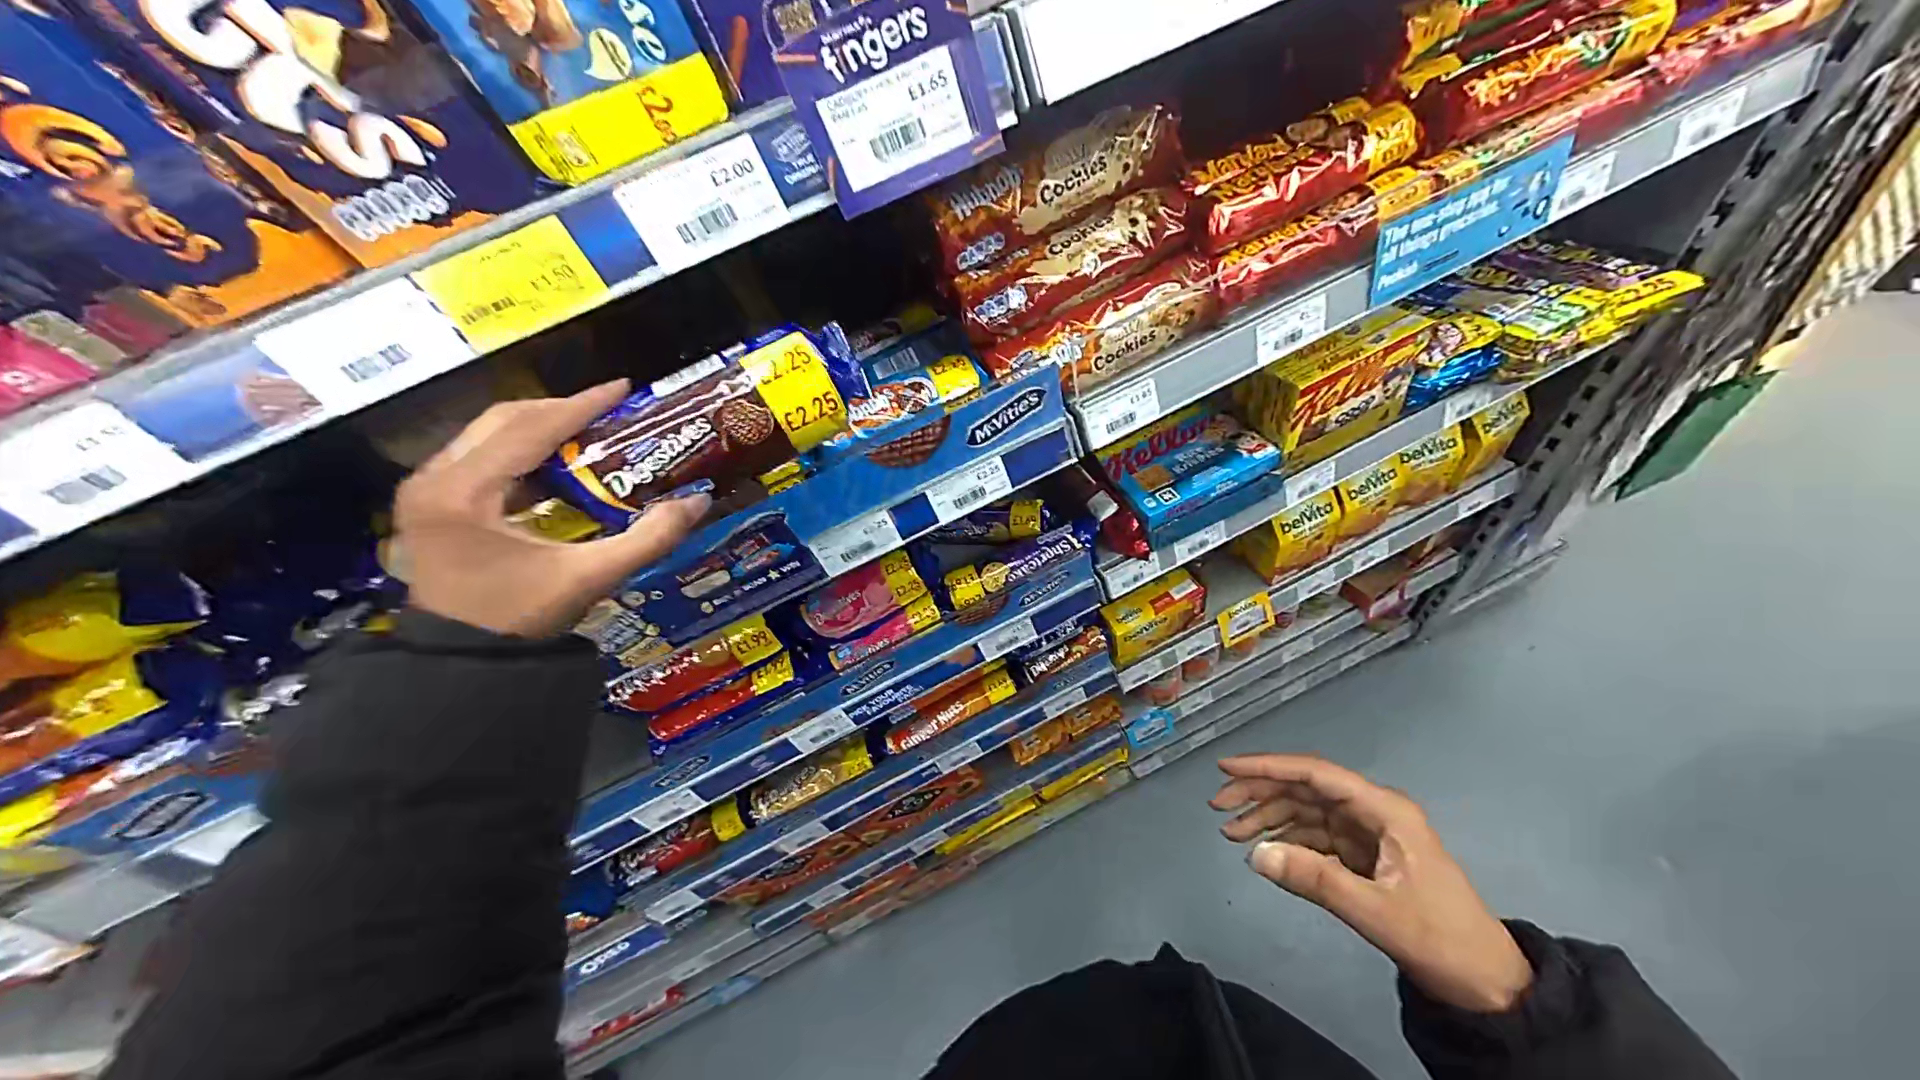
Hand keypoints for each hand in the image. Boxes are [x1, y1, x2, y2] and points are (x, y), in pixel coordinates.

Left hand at [389, 380, 708, 636]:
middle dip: (561, 409)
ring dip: (541, 426)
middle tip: (609, 409)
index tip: (622, 388)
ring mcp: (427, 491)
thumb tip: (698, 502)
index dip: (581, 405)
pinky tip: (556, 461)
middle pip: (503, 420)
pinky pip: (481, 457)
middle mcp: (436, 480)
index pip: (529, 429)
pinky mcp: (432, 505)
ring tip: (589, 428)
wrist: (462, 665)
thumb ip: (649, 538)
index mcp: (465, 491)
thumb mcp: (591, 578)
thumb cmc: (519, 619)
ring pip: (488, 434)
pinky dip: (522, 450)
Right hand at [1210, 754, 1533, 1013]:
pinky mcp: (1361, 853)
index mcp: (1384, 810)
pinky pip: (1313, 835)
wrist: (1487, 984)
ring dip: (1267, 817)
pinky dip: (1284, 839)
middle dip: (1259, 792)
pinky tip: (1262, 849)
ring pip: (1304, 810)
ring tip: (1230, 832)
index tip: (1227, 768)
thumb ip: (1315, 879)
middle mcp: (1372, 811)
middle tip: (1218, 806)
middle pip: (1304, 788)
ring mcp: (1366, 832)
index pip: (1315, 774)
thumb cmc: (1440, 939)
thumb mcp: (1376, 911)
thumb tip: (1256, 854)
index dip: (1268, 767)